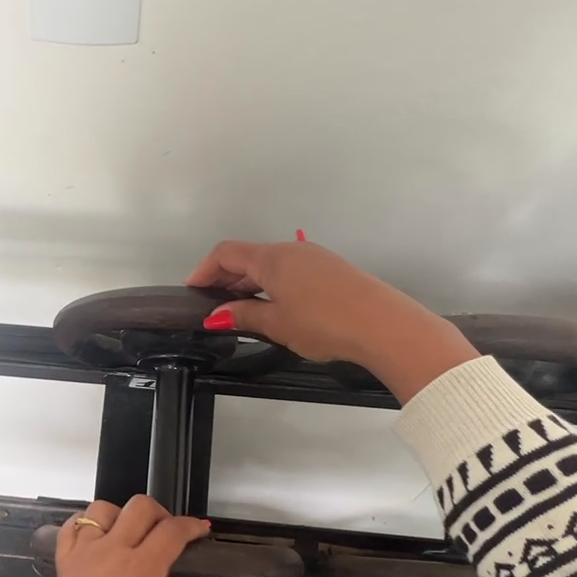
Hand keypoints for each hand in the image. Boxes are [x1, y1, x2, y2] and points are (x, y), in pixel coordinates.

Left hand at [0, 496, 221, 576]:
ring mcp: (84, 553)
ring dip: (124, 514)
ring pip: (105, 509)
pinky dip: (87, 522)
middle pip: (140, 507)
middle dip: (162, 513)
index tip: (202, 530)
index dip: (192, 525)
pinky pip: (73, 526)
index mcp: (140, 571)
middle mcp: (112, 552)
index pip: (172, 531)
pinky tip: (97, 537)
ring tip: (134, 535)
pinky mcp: (64, 563)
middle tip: (171, 534)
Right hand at [185, 238, 479, 401]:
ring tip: (239, 309)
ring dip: (249, 281)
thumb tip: (219, 314)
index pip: (226, 253)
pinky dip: (272, 283)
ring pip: (270, 263)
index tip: (192, 290)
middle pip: (247, 256)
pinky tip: (272, 306)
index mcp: (272, 259)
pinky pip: (290, 269)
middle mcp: (291, 251)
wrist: (383, 326)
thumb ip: (243, 315)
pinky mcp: (330, 269)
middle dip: (225, 277)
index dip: (204, 270)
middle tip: (212, 303)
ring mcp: (313, 258)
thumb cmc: (326, 323)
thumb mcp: (276, 324)